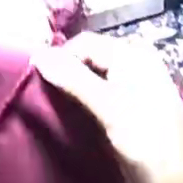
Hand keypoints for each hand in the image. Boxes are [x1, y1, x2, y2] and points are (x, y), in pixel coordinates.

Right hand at [35, 33, 182, 182]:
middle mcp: (133, 62)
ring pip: (93, 77)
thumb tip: (38, 55)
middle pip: (89, 58)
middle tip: (41, 95)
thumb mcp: (110, 108)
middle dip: (66, 73)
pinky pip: (101, 95)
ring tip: (53, 107)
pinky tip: (73, 117)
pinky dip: (85, 102)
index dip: (60, 57)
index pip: (85, 43)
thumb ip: (74, 80)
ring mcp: (134, 86)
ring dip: (74, 89)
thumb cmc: (147, 139)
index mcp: (131, 52)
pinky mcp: (132, 110)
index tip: (35, 80)